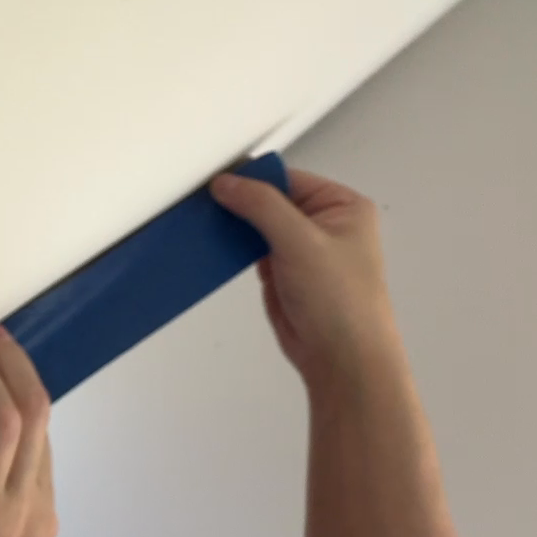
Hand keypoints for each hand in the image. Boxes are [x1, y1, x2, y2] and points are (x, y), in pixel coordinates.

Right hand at [211, 167, 404, 388]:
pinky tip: (206, 243)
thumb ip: (261, 206)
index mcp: (341, 206)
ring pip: (254, 224)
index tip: (211, 182)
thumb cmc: (336, 296)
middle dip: (235, 202)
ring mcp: (299, 247)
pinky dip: (228, 245)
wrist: (340, 357)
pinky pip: (248, 248)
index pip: (287, 179)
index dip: (251, 179)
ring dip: (229, 225)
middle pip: (268, 200)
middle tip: (196, 203)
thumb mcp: (300, 241)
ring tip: (195, 222)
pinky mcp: (280, 270)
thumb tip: (223, 181)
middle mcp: (322, 222)